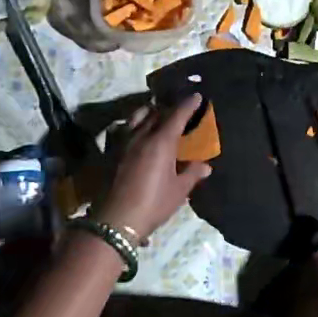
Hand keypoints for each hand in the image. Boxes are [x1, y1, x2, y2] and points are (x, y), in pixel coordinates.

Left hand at [94, 93, 212, 241]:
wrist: (116, 220)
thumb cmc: (153, 204)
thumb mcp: (178, 191)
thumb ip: (192, 174)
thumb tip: (206, 166)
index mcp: (161, 141)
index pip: (177, 115)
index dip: (188, 104)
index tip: (197, 96)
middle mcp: (141, 135)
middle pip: (156, 112)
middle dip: (169, 108)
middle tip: (179, 111)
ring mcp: (124, 142)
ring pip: (137, 117)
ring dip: (149, 113)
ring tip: (157, 117)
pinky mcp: (112, 152)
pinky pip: (123, 130)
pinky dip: (133, 126)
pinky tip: (136, 134)